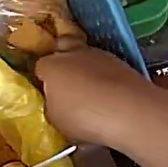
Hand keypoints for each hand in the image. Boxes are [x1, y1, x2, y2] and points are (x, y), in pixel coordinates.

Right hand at [34, 47, 167, 149]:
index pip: (40, 66)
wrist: (128, 110)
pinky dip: (104, 78)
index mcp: (51, 66)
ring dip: (85, 69)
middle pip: (63, 46)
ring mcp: (100, 56)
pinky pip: (106, 68)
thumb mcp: (55, 120)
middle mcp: (74, 54)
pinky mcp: (122, 63)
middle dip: (61, 59)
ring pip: (87, 56)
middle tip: (63, 81)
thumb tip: (54, 103)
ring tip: (88, 93)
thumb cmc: (82, 116)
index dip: (41, 78)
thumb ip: (51, 106)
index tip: (44, 92)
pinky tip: (106, 96)